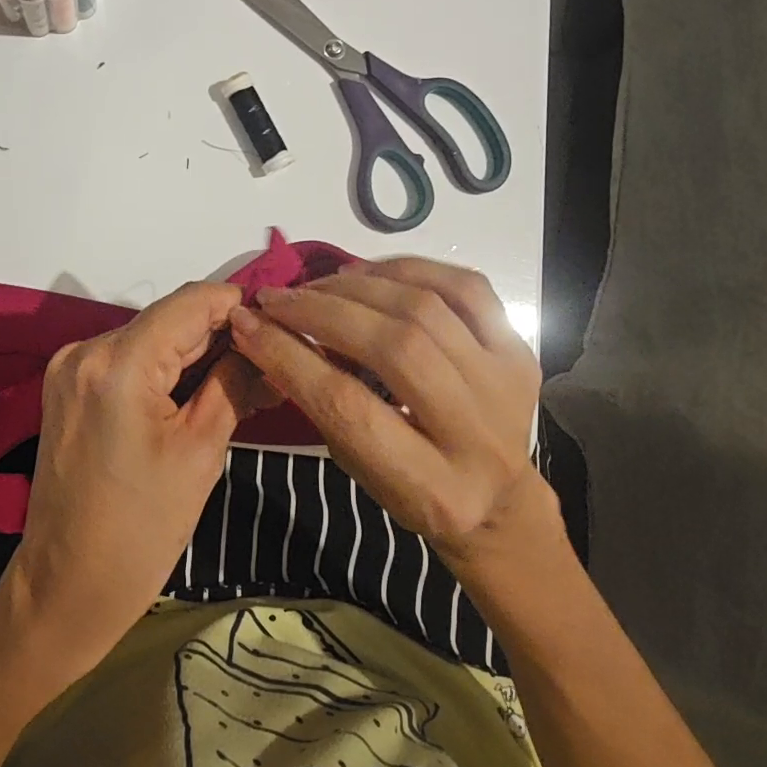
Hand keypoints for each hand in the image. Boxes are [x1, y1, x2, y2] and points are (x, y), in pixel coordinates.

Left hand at [7, 282, 265, 662]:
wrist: (68, 584)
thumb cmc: (142, 528)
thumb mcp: (201, 450)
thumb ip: (232, 380)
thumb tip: (264, 340)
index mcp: (117, 361)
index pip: (192, 301)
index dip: (240, 306)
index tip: (281, 330)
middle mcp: (86, 349)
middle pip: (170, 319)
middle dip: (224, 336)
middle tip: (275, 366)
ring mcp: (71, 367)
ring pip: (151, 339)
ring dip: (197, 355)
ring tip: (249, 384)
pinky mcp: (69, 387)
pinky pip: (128, 362)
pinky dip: (166, 371)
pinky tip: (203, 393)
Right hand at [226, 258, 541, 565]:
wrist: (497, 498)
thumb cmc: (410, 488)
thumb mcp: (355, 465)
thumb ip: (318, 402)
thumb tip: (266, 332)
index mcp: (431, 486)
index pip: (346, 404)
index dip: (288, 355)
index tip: (246, 323)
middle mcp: (478, 435)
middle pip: (394, 347)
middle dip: (321, 312)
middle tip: (276, 298)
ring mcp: (507, 384)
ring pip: (426, 309)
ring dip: (357, 287)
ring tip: (315, 285)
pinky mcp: (520, 350)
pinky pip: (466, 286)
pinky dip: (409, 269)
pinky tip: (368, 273)